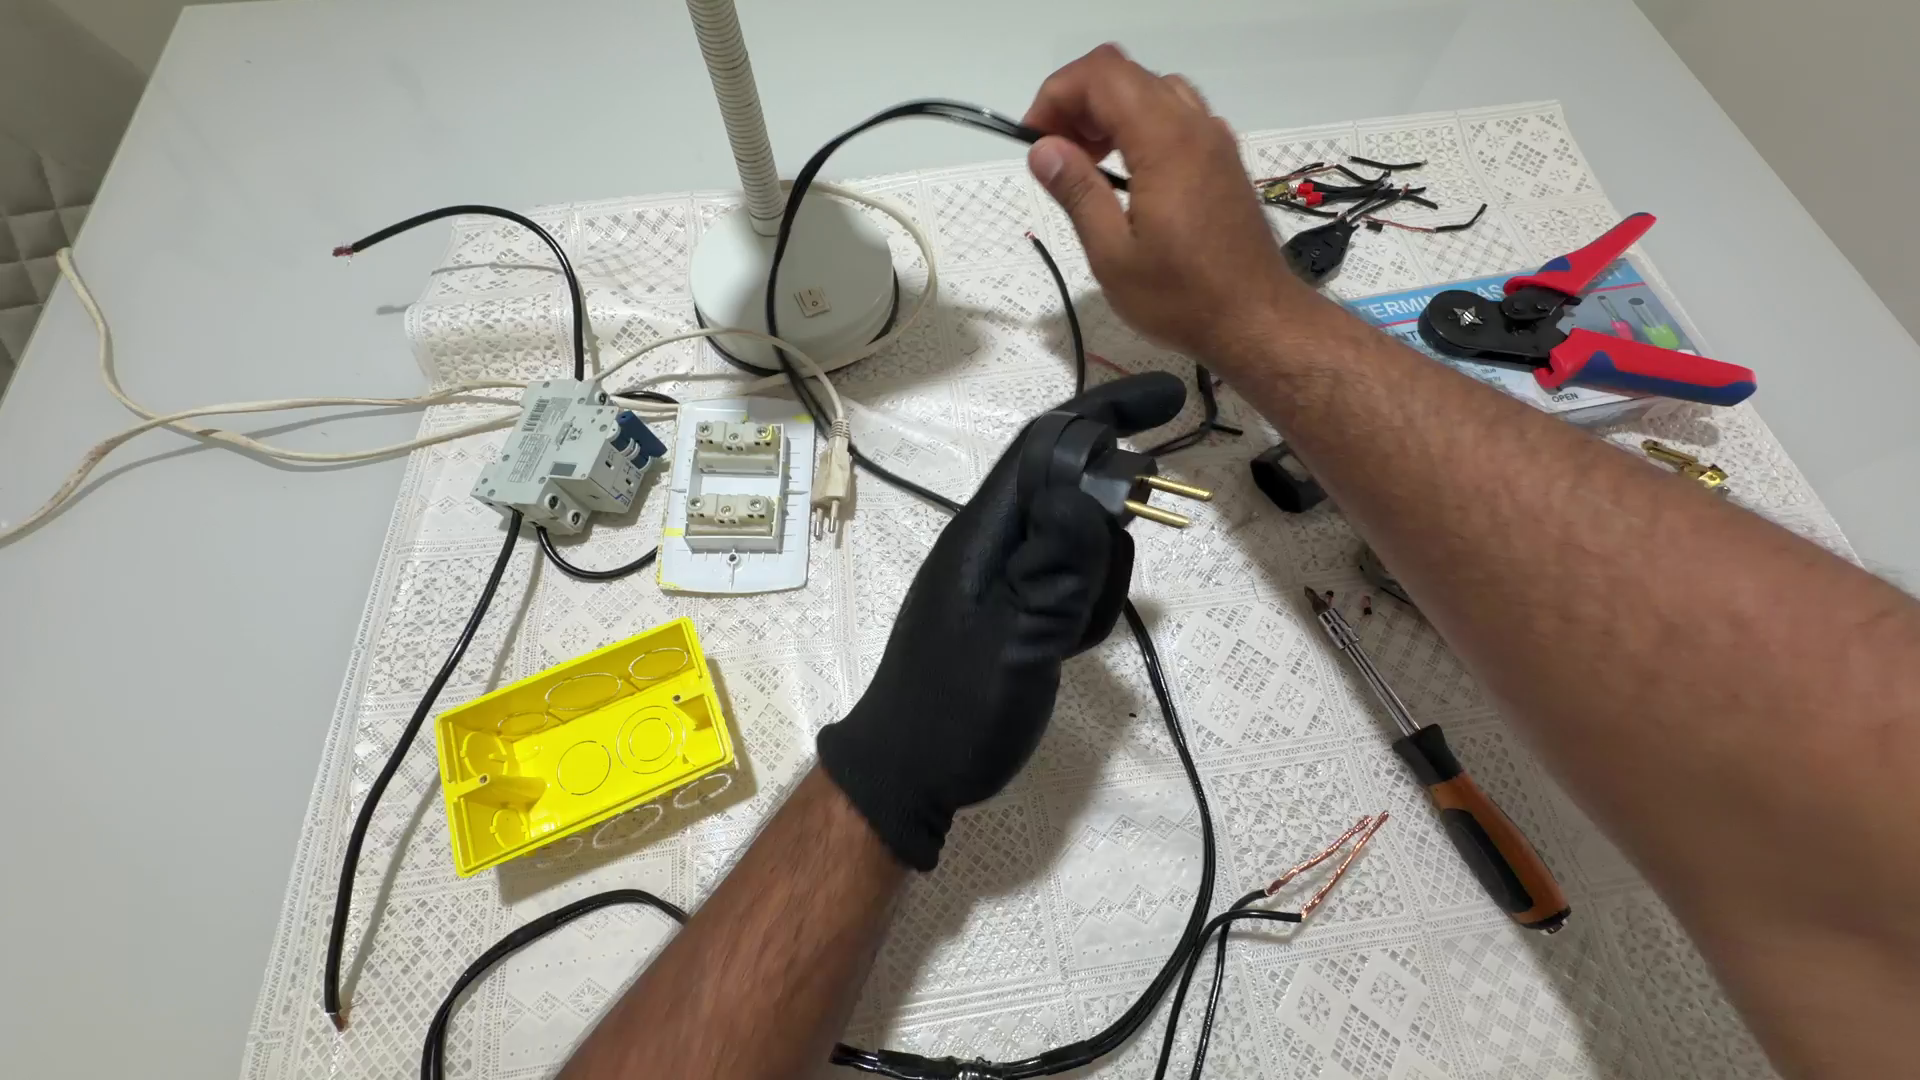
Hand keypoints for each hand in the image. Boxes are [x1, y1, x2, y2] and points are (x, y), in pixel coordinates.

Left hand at [816, 374, 1185, 869]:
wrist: (910, 771)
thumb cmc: (956, 710)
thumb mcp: (1016, 639)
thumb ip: (1056, 563)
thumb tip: (1090, 482)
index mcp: (985, 533)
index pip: (1046, 445)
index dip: (1104, 413)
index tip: (1170, 399)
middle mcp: (993, 543)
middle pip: (1066, 485)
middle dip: (1114, 497)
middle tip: (1151, 524)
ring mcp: (1002, 579)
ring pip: (1074, 539)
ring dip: (1100, 568)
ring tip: (1080, 631)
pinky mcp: (1013, 612)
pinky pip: (1066, 584)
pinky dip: (1087, 602)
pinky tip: (1073, 647)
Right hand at [1023, 44, 1305, 368]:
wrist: (1254, 321)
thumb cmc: (1179, 298)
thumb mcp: (1112, 255)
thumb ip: (1077, 192)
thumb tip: (1043, 149)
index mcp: (1164, 142)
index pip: (1101, 75)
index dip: (1056, 94)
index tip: (1033, 141)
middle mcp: (1194, 126)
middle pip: (1126, 76)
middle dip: (1077, 103)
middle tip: (1053, 157)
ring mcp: (1215, 141)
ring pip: (1152, 92)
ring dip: (1108, 114)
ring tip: (1085, 166)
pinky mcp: (1223, 161)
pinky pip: (1176, 118)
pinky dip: (1139, 128)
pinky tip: (1125, 177)